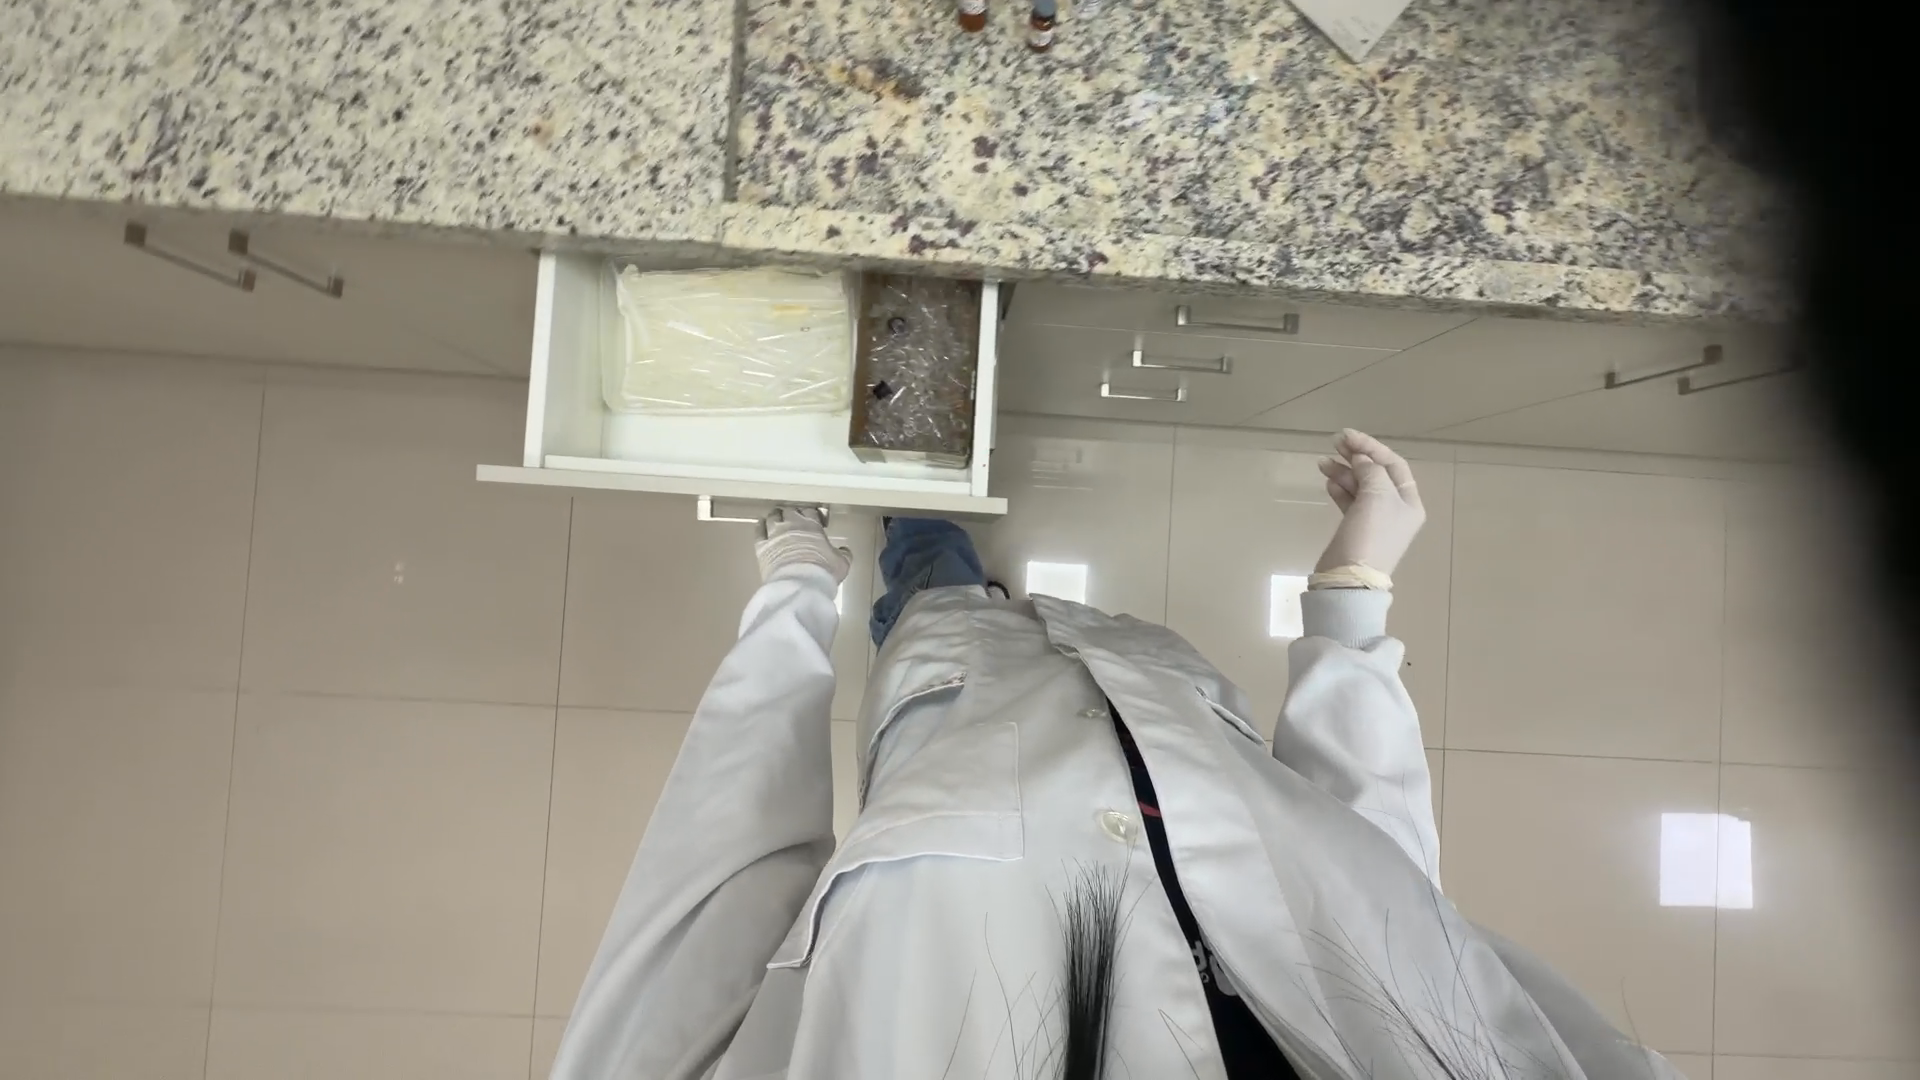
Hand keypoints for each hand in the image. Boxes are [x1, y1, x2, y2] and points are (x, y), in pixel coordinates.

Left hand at [754, 506, 852, 583]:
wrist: (800, 585)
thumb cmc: (824, 571)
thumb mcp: (842, 563)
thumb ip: (843, 553)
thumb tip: (844, 550)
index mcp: (812, 525)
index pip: (811, 511)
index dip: (813, 515)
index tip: (816, 521)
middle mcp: (792, 524)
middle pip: (790, 510)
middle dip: (794, 514)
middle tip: (797, 521)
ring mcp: (775, 533)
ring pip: (773, 516)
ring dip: (777, 517)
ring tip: (779, 521)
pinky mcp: (762, 545)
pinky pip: (758, 530)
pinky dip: (761, 526)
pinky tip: (763, 526)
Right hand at [1315, 429, 1425, 576]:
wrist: (1350, 578)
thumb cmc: (1370, 536)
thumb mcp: (1376, 497)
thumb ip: (1370, 472)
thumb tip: (1361, 460)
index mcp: (1408, 501)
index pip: (1392, 464)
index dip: (1370, 447)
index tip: (1346, 436)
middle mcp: (1395, 508)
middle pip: (1376, 473)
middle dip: (1356, 457)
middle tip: (1334, 443)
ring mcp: (1374, 519)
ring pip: (1360, 487)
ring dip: (1343, 472)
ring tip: (1322, 463)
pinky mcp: (1356, 529)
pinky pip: (1350, 502)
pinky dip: (1340, 489)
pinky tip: (1328, 482)